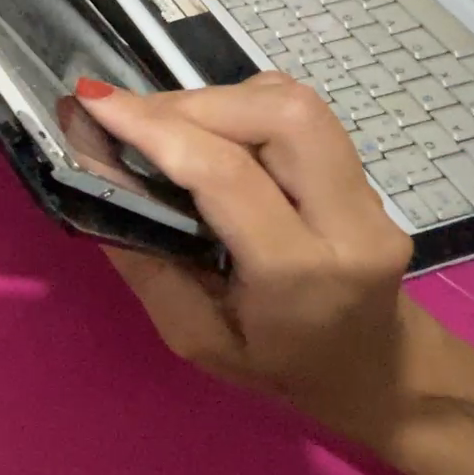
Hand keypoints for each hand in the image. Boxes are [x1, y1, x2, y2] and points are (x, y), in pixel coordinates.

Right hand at [75, 73, 428, 435]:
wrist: (380, 373)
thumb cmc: (279, 368)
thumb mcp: (195, 339)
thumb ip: (147, 266)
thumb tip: (101, 187)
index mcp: (299, 273)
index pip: (227, 174)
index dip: (155, 128)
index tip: (94, 103)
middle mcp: (348, 221)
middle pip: (278, 115)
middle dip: (187, 103)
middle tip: (127, 118)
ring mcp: (367, 193)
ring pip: (292, 103)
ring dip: (212, 101)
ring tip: (160, 127)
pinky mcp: (363, 174)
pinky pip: (299, 115)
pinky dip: (237, 108)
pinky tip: (205, 134)